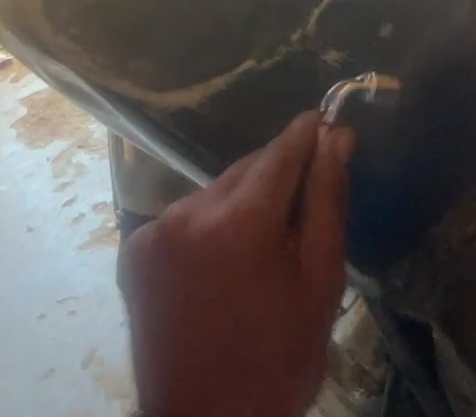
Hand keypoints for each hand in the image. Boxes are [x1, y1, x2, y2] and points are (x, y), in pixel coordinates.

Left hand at [121, 112, 354, 416]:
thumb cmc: (278, 357)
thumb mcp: (320, 279)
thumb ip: (327, 199)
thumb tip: (338, 138)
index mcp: (242, 221)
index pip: (282, 151)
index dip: (308, 134)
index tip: (327, 119)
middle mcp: (191, 212)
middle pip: (249, 167)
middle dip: (280, 173)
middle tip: (308, 195)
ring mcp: (157, 230)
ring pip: (219, 188)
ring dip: (246, 198)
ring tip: (266, 240)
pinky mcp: (136, 249)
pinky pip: (189, 212)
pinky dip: (212, 220)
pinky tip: (227, 257)